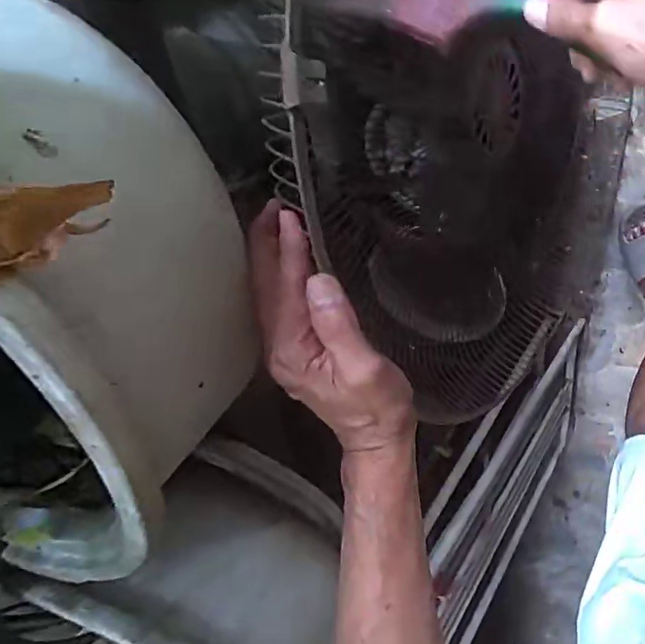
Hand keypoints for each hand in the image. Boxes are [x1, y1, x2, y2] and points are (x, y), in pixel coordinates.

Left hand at [249, 200, 415, 454]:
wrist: (377, 437)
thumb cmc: (379, 406)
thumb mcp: (366, 367)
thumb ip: (340, 325)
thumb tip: (318, 281)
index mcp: (294, 349)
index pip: (287, 289)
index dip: (288, 250)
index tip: (290, 215)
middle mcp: (280, 348)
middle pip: (265, 288)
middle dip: (266, 245)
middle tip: (271, 206)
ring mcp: (285, 349)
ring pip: (268, 293)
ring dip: (268, 255)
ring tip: (272, 222)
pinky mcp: (296, 349)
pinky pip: (279, 302)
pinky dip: (279, 273)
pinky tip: (287, 260)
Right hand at [523, 0, 644, 115]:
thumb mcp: (600, 28)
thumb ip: (562, 17)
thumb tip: (528, 7)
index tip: (519, 10)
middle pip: (585, 5)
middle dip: (579, 37)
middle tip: (581, 61)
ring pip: (601, 30)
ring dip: (596, 56)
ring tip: (603, 76)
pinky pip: (620, 45)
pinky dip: (615, 63)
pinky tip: (621, 80)